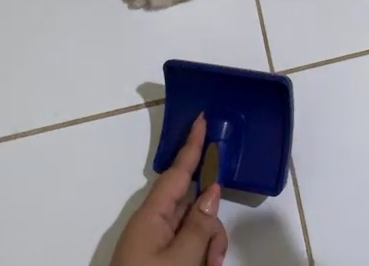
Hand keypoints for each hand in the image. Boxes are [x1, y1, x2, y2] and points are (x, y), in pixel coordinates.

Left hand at [109, 115, 228, 265]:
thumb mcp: (180, 260)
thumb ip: (199, 226)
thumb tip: (211, 192)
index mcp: (152, 215)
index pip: (177, 171)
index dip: (192, 145)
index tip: (202, 118)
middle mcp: (153, 224)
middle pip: (193, 205)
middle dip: (211, 226)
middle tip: (216, 258)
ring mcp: (155, 245)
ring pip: (195, 230)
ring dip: (208, 248)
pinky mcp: (158, 261)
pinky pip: (187, 248)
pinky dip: (199, 258)